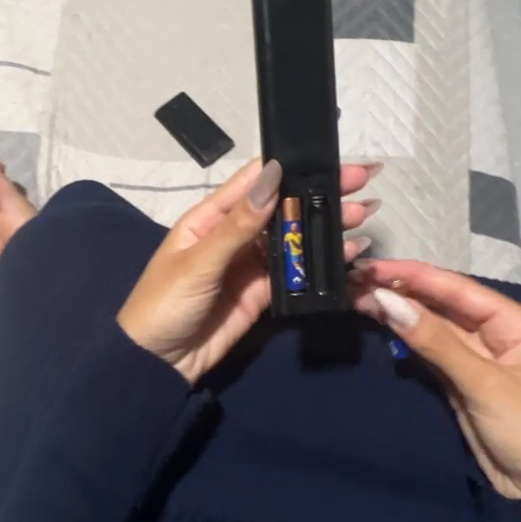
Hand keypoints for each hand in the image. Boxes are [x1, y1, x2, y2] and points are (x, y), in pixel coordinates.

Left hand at [118, 159, 380, 384]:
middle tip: (363, 180)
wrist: (157, 365)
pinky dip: (320, 262)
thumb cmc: (163, 305)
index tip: (328, 156)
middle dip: (318, 194)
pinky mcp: (261, 295)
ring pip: (293, 239)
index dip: (290, 167)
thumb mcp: (198, 262)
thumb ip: (238, 225)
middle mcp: (232, 236)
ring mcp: (248, 266)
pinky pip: (294, 273)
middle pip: (281, 208)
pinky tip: (346, 252)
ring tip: (363, 214)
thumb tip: (272, 178)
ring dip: (325, 226)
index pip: (254, 183)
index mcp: (209, 219)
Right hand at [354, 261, 520, 500]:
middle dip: (402, 293)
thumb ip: (435, 341)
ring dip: (399, 315)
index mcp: (516, 324)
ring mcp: (478, 361)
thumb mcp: (484, 383)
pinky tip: (381, 327)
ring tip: (357, 300)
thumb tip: (386, 301)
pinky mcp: (462, 385)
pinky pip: (431, 354)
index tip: (372, 266)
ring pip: (433, 328)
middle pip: (443, 305)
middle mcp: (497, 335)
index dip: (414, 276)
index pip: (458, 289)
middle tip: (354, 283)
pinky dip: (407, 341)